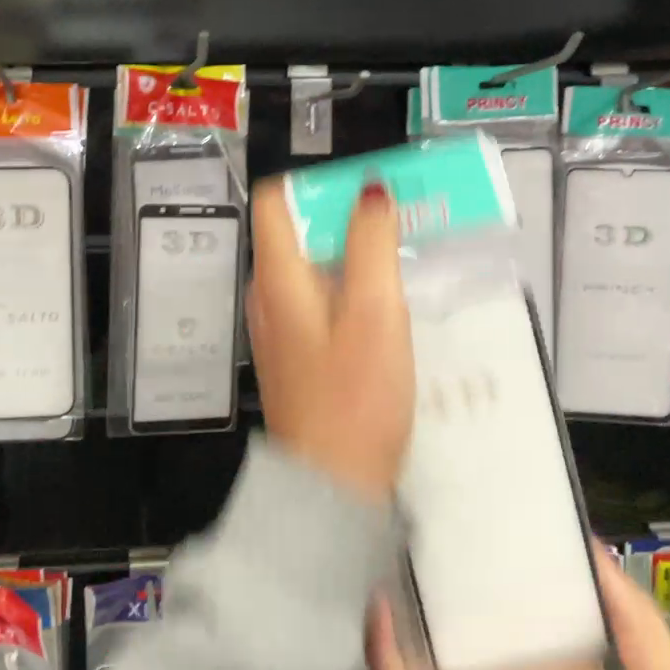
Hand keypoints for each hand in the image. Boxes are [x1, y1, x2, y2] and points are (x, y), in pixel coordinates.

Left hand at [248, 178, 413, 500]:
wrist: (331, 485)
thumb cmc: (355, 396)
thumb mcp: (376, 312)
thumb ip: (372, 244)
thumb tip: (370, 190)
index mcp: (276, 277)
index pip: (274, 202)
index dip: (316, 185)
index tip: (365, 190)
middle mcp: (266, 295)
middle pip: (296, 232)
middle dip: (345, 219)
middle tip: (399, 222)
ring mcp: (277, 327)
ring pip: (311, 268)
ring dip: (352, 256)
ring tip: (403, 261)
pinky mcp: (295, 354)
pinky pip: (317, 301)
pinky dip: (348, 291)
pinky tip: (387, 309)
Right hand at [371, 548, 669, 669]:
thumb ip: (639, 627)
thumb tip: (590, 545)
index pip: (517, 608)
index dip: (496, 564)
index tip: (478, 512)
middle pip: (457, 622)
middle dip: (431, 574)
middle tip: (418, 519)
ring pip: (418, 654)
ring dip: (397, 608)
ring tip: (391, 554)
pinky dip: (385, 654)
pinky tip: (382, 610)